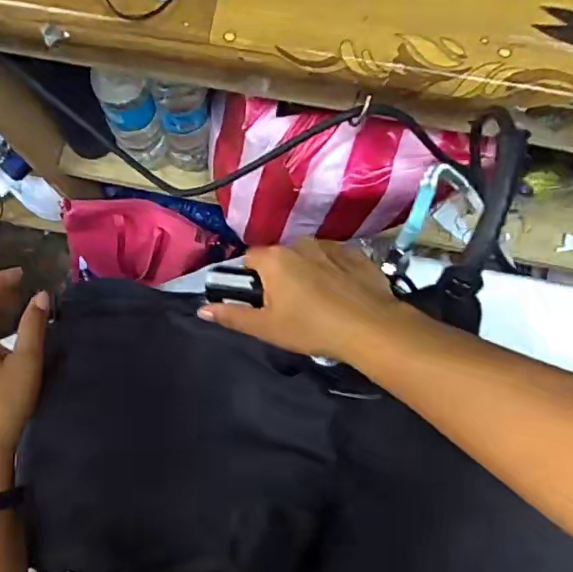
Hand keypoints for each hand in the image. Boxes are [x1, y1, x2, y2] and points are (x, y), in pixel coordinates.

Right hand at [197, 239, 419, 360]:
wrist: (370, 327)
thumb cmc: (310, 328)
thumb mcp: (266, 327)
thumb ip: (232, 315)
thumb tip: (202, 309)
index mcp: (274, 259)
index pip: (249, 260)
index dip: (250, 281)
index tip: (260, 301)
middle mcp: (299, 244)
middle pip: (279, 257)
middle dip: (279, 277)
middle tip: (289, 308)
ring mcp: (330, 246)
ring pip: (307, 257)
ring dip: (306, 273)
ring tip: (317, 303)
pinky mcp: (356, 254)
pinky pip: (334, 260)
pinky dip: (332, 273)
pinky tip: (340, 296)